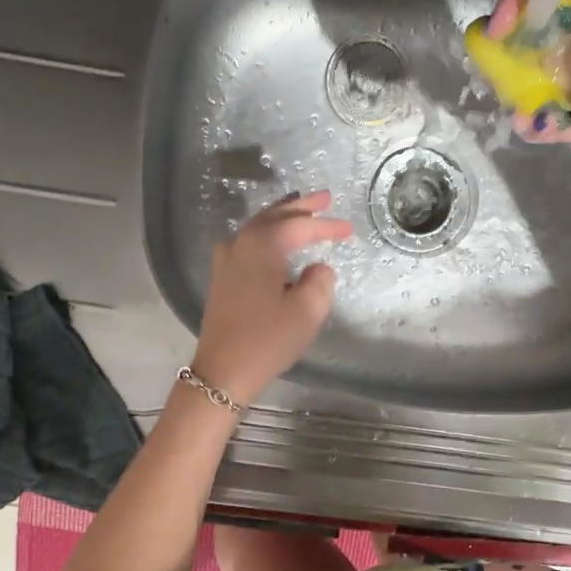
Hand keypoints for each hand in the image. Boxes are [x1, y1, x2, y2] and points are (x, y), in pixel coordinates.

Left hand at [192, 192, 353, 406]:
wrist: (224, 370)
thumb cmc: (268, 340)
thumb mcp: (307, 311)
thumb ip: (320, 281)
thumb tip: (318, 269)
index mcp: (261, 245)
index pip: (299, 226)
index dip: (326, 226)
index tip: (349, 228)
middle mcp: (240, 243)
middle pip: (275, 216)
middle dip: (301, 208)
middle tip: (325, 200)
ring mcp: (226, 260)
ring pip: (259, 227)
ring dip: (282, 219)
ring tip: (302, 212)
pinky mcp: (222, 278)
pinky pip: (250, 243)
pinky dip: (268, 236)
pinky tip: (276, 242)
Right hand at [487, 0, 570, 189]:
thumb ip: (565, 64)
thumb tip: (534, 65)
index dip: (527, 1)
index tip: (499, 29)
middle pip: (555, 34)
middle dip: (524, 51)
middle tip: (496, 70)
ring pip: (557, 78)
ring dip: (532, 92)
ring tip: (513, 107)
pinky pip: (566, 113)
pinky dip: (547, 121)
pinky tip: (527, 128)